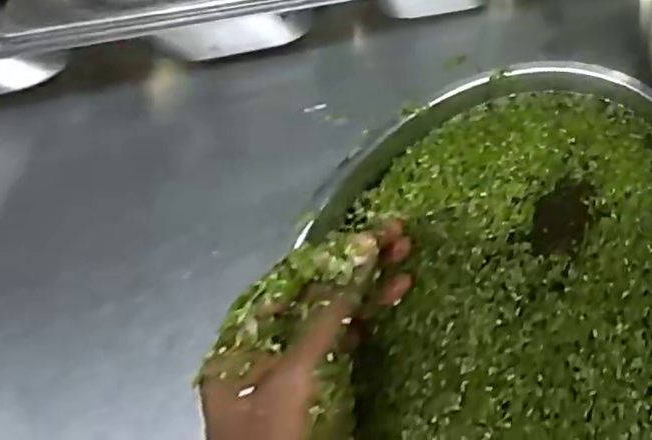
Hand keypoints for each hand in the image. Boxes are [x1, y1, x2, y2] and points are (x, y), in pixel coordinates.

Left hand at [200, 221, 412, 439]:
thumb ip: (331, 308)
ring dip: (373, 277)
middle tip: (398, 234)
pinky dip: (375, 307)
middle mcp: (268, 347)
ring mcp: (296, 363)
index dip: (333, 251)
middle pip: (319, 288)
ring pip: (339, 305)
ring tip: (406, 253)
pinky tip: (399, 290)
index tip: (373, 231)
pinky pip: (351, 328)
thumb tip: (365, 245)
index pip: (291, 280)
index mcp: (245, 343)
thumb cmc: (278, 429)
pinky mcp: (322, 376)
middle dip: (360, 260)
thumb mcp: (300, 369)